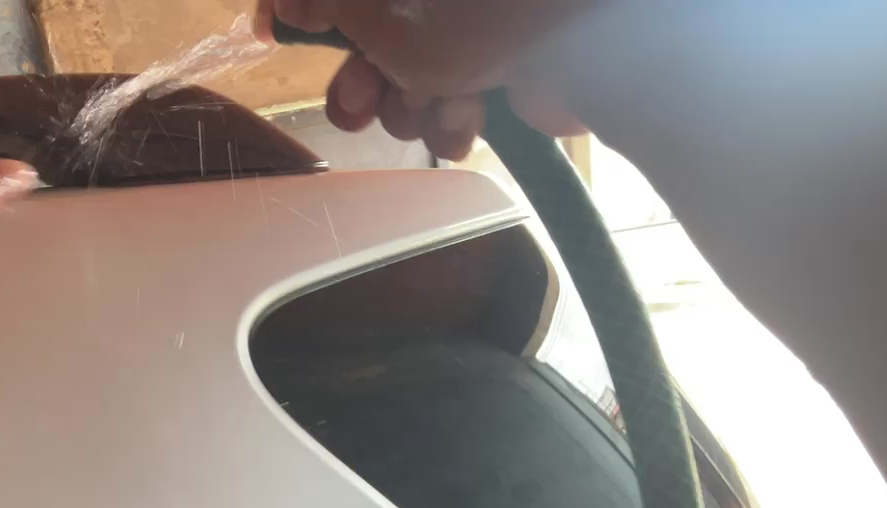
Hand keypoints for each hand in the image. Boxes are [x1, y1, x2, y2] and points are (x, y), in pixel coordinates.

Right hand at [258, 0, 607, 157]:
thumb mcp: (387, 12)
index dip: (302, 3)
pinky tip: (471, 116)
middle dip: (361, 77)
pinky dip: (457, 113)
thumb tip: (284, 0)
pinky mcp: (513, 49)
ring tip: (429, 107)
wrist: (614, 38)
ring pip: (413, 67)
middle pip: (374, 26)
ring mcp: (480, 15)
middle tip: (359, 106)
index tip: (273, 29)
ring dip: (410, 104)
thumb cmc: (488, 12)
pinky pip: (460, 88)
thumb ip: (331, 4)